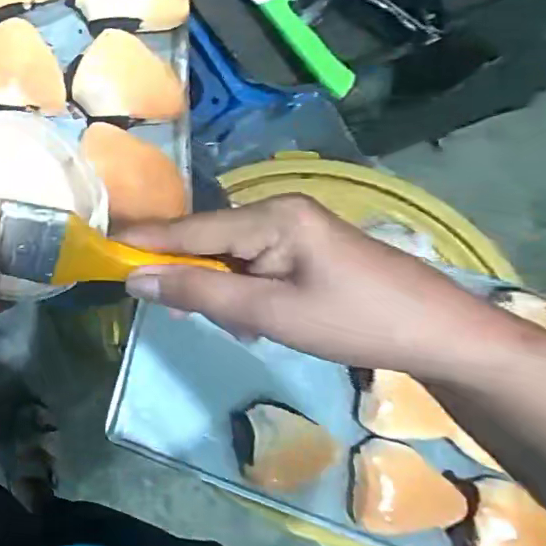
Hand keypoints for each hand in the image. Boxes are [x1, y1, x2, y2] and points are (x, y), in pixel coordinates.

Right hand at [117, 195, 536, 380]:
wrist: (446, 335)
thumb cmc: (356, 322)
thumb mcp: (269, 313)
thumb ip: (199, 291)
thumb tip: (135, 277)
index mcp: (269, 216)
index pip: (187, 228)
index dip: (142, 243)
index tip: (99, 251)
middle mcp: (276, 210)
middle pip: (204, 238)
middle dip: (186, 275)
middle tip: (179, 313)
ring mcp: (293, 225)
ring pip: (226, 253)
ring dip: (216, 288)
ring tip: (234, 326)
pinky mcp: (303, 245)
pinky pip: (250, 261)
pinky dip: (240, 289)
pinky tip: (255, 318)